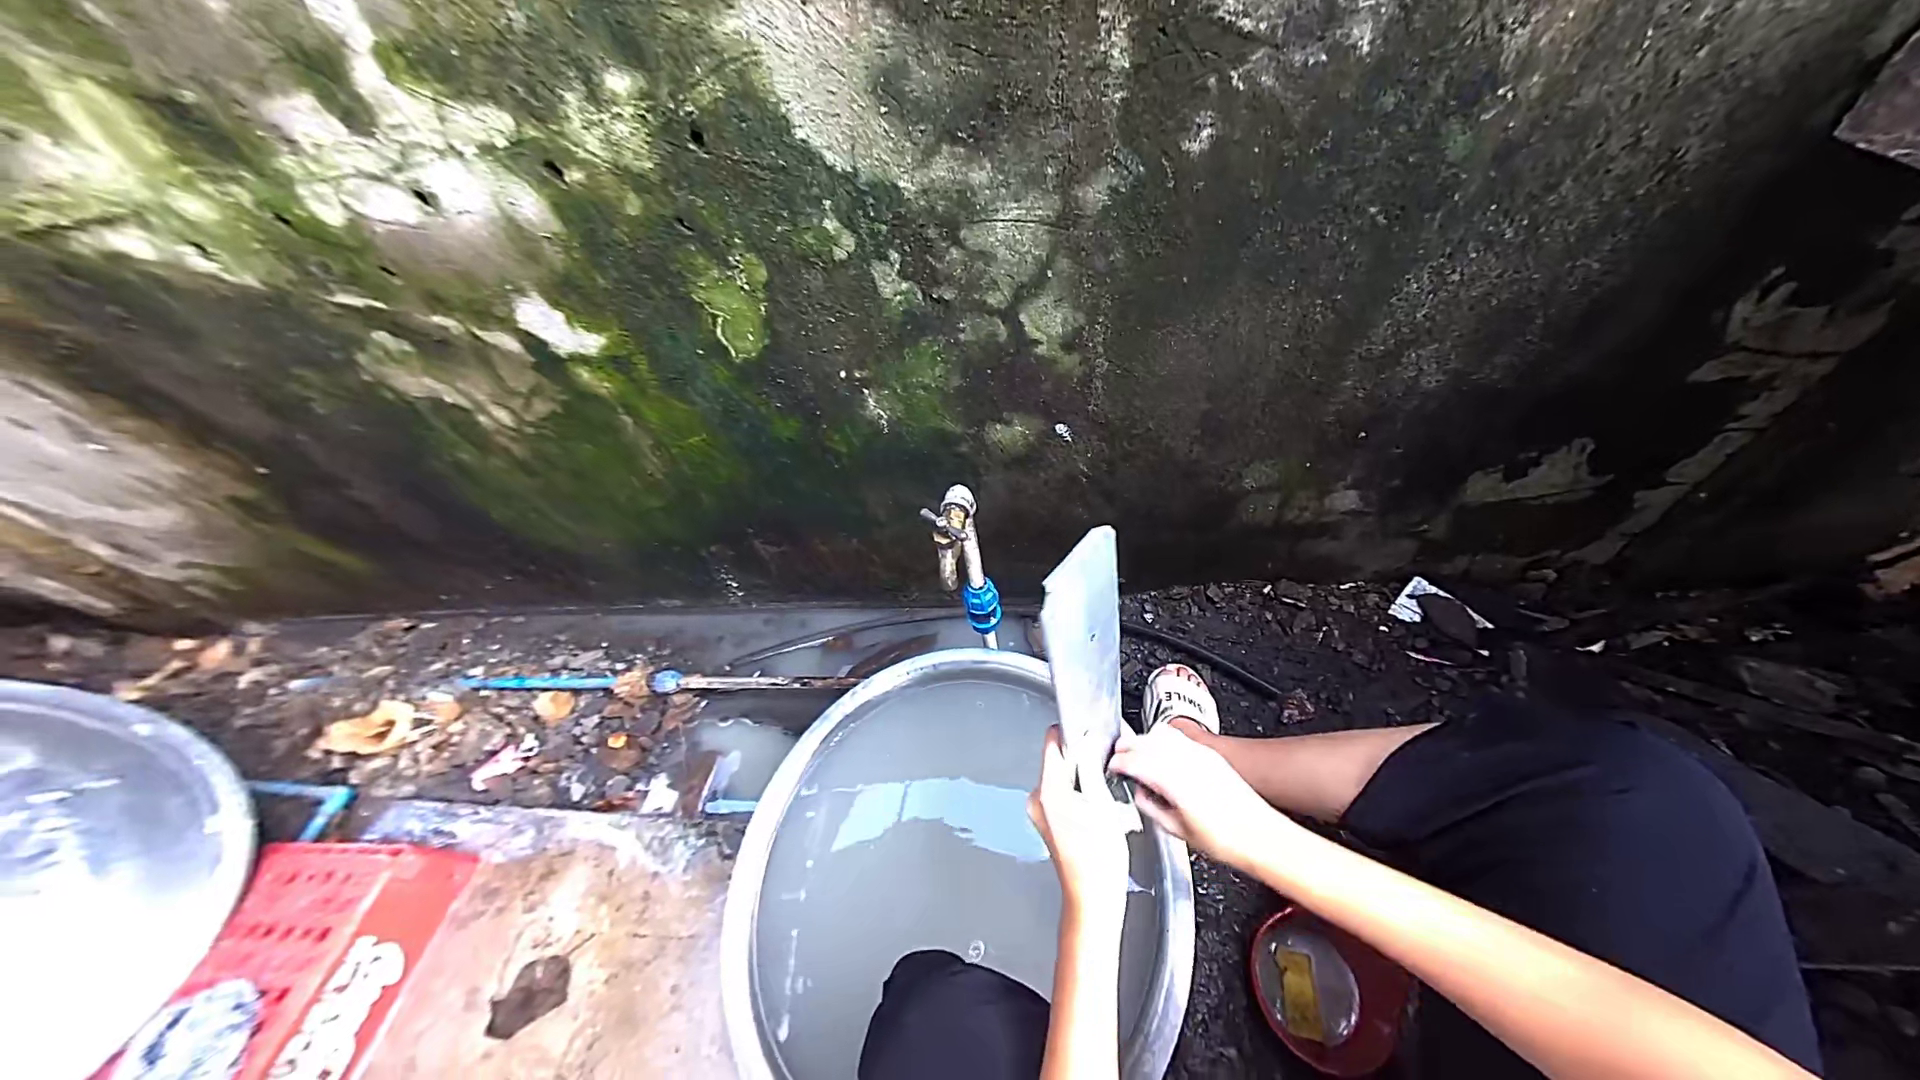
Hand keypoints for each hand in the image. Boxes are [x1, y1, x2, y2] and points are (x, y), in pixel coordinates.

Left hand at [1029, 726, 1131, 916]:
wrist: (1093, 898)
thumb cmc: (1100, 861)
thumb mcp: (1103, 804)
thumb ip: (1091, 767)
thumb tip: (1088, 742)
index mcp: (1049, 790)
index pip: (1053, 741)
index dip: (1073, 733)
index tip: (1090, 734)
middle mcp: (1037, 798)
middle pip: (1057, 759)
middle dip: (1081, 758)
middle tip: (1104, 770)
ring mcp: (1039, 811)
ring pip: (1060, 777)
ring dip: (1081, 777)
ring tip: (1103, 796)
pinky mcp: (1045, 821)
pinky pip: (1060, 794)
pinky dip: (1077, 793)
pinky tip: (1095, 810)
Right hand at [1107, 723, 1285, 866]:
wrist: (1262, 836)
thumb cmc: (1226, 840)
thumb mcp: (1177, 830)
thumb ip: (1151, 806)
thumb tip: (1139, 794)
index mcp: (1173, 780)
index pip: (1134, 760)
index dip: (1117, 762)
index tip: (1111, 766)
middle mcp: (1186, 761)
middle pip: (1145, 740)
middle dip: (1127, 747)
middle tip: (1117, 757)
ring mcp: (1200, 754)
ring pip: (1161, 733)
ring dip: (1144, 740)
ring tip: (1136, 753)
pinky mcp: (1210, 755)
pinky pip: (1179, 737)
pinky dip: (1162, 740)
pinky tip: (1161, 754)